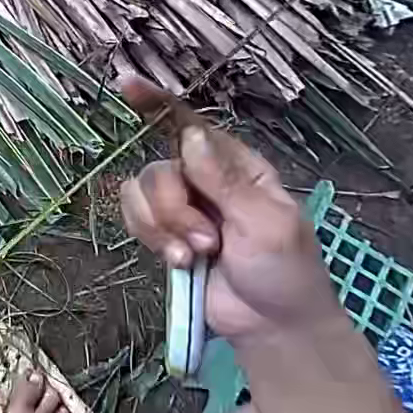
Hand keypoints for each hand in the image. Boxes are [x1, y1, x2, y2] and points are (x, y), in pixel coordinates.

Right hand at [117, 77, 342, 340]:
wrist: (272, 327)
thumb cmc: (286, 271)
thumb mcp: (266, 223)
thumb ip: (224, 181)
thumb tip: (188, 136)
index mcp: (236, 165)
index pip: (191, 125)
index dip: (157, 103)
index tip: (125, 85)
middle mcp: (203, 178)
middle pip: (160, 169)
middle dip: (175, 210)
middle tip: (206, 243)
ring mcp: (180, 206)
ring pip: (140, 193)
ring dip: (163, 228)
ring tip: (193, 256)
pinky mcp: (162, 232)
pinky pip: (133, 217)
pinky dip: (150, 238)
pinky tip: (178, 262)